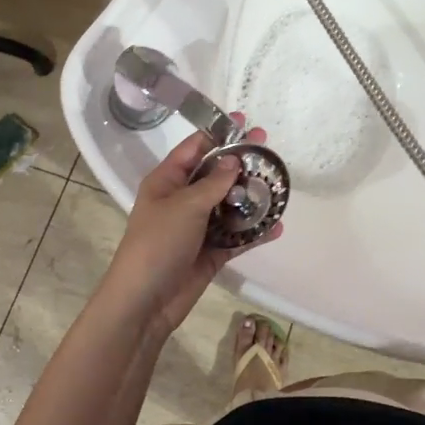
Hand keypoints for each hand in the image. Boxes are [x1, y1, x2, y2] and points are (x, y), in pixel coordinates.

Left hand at [103, 117, 281, 334]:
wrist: (144, 302)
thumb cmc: (158, 244)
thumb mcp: (185, 205)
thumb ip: (214, 182)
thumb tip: (235, 160)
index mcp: (167, 181)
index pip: (195, 148)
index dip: (219, 134)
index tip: (247, 122)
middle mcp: (182, 200)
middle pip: (217, 175)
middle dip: (242, 164)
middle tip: (271, 151)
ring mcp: (197, 227)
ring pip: (230, 206)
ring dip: (252, 198)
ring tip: (280, 187)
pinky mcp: (210, 253)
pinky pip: (237, 237)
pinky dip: (255, 231)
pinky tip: (277, 225)